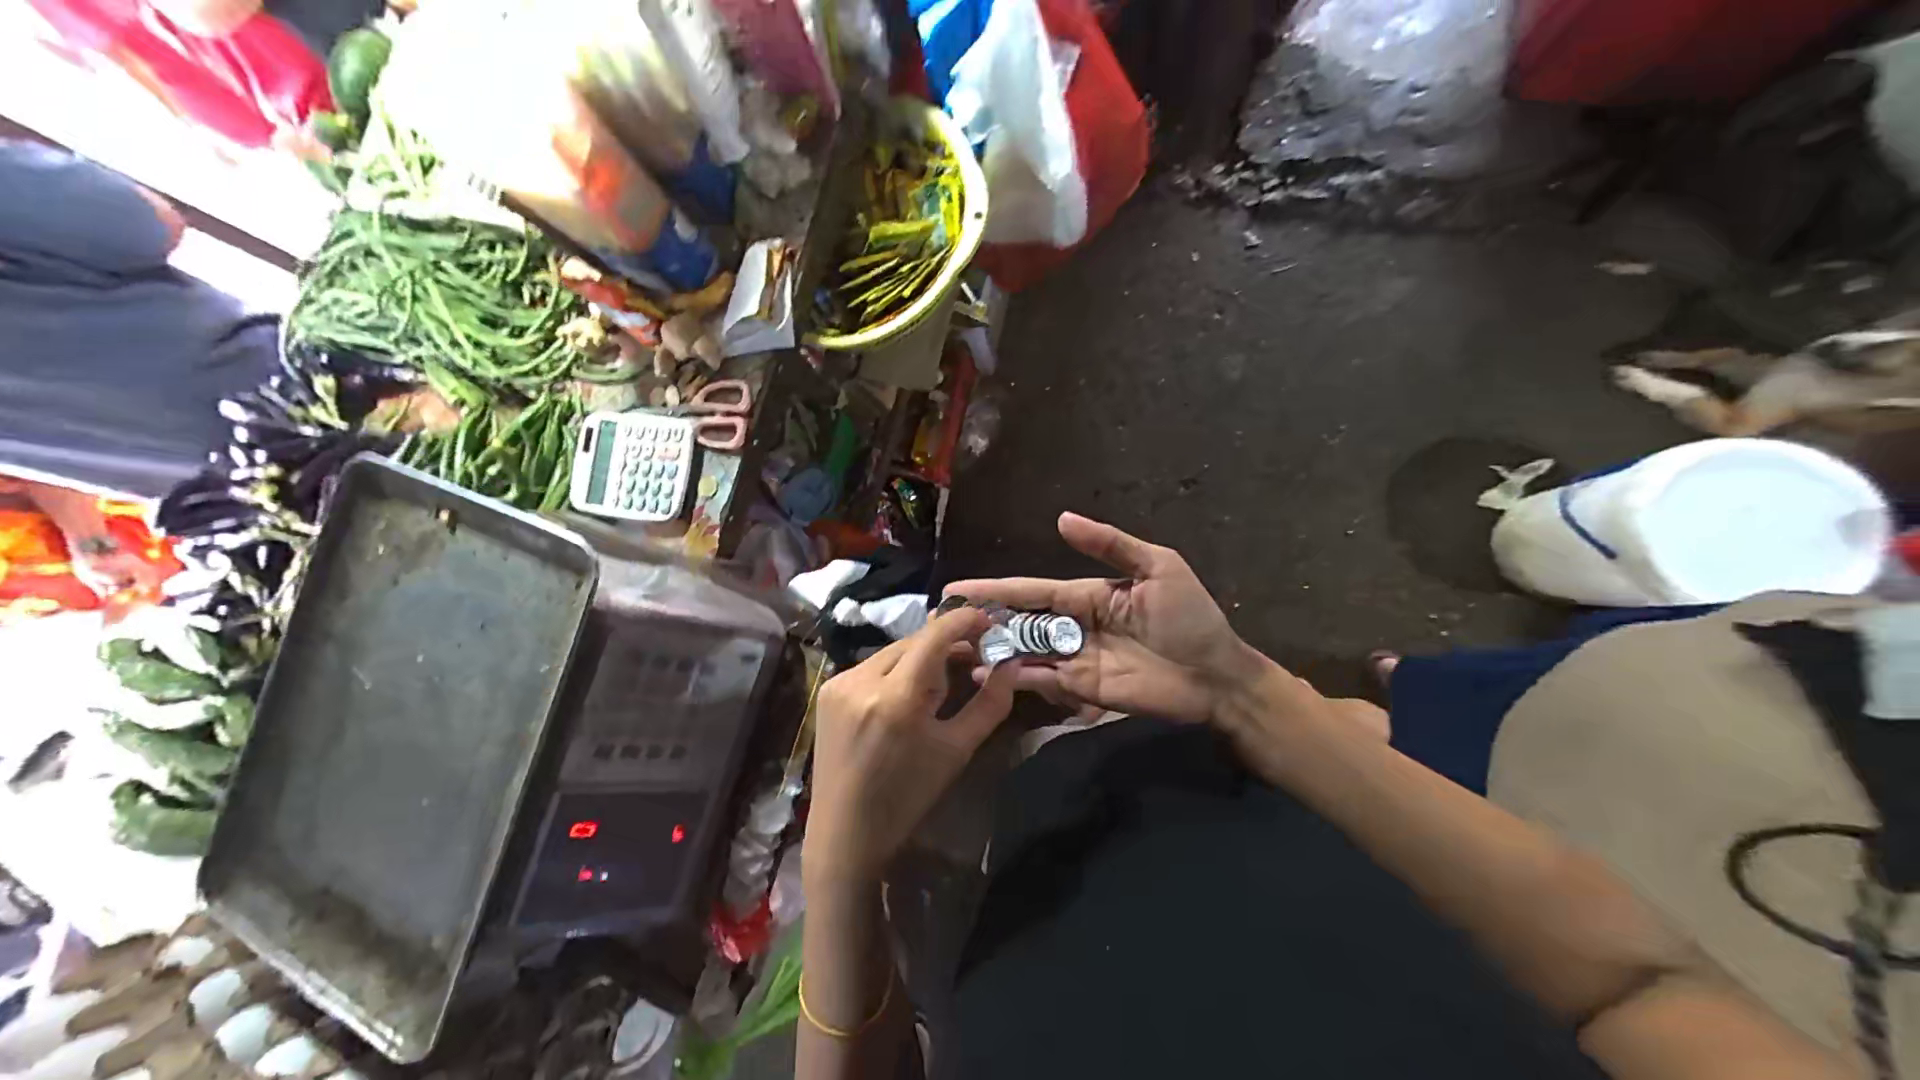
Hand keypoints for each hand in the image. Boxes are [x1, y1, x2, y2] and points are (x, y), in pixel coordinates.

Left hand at [805, 608, 1016, 883]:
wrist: (844, 833)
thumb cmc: (907, 797)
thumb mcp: (957, 751)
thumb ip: (989, 703)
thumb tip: (1010, 664)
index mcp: (897, 697)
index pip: (935, 635)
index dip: (964, 619)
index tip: (989, 620)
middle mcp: (862, 679)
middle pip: (914, 640)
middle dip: (946, 641)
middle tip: (975, 652)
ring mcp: (839, 682)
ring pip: (893, 651)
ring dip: (921, 655)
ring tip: (945, 674)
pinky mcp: (827, 690)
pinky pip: (872, 666)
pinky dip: (896, 669)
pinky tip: (909, 691)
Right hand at [945, 512, 1268, 724]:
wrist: (1217, 675)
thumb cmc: (1190, 617)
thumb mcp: (1158, 567)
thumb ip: (1110, 545)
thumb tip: (1061, 519)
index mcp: (1087, 595)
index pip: (1031, 591)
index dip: (994, 590)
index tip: (956, 589)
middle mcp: (1074, 627)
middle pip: (1020, 623)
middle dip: (984, 621)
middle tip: (945, 625)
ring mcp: (1076, 660)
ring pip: (1025, 653)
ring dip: (994, 651)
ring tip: (958, 651)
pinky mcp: (1084, 690)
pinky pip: (1044, 682)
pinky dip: (1017, 678)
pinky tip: (990, 675)